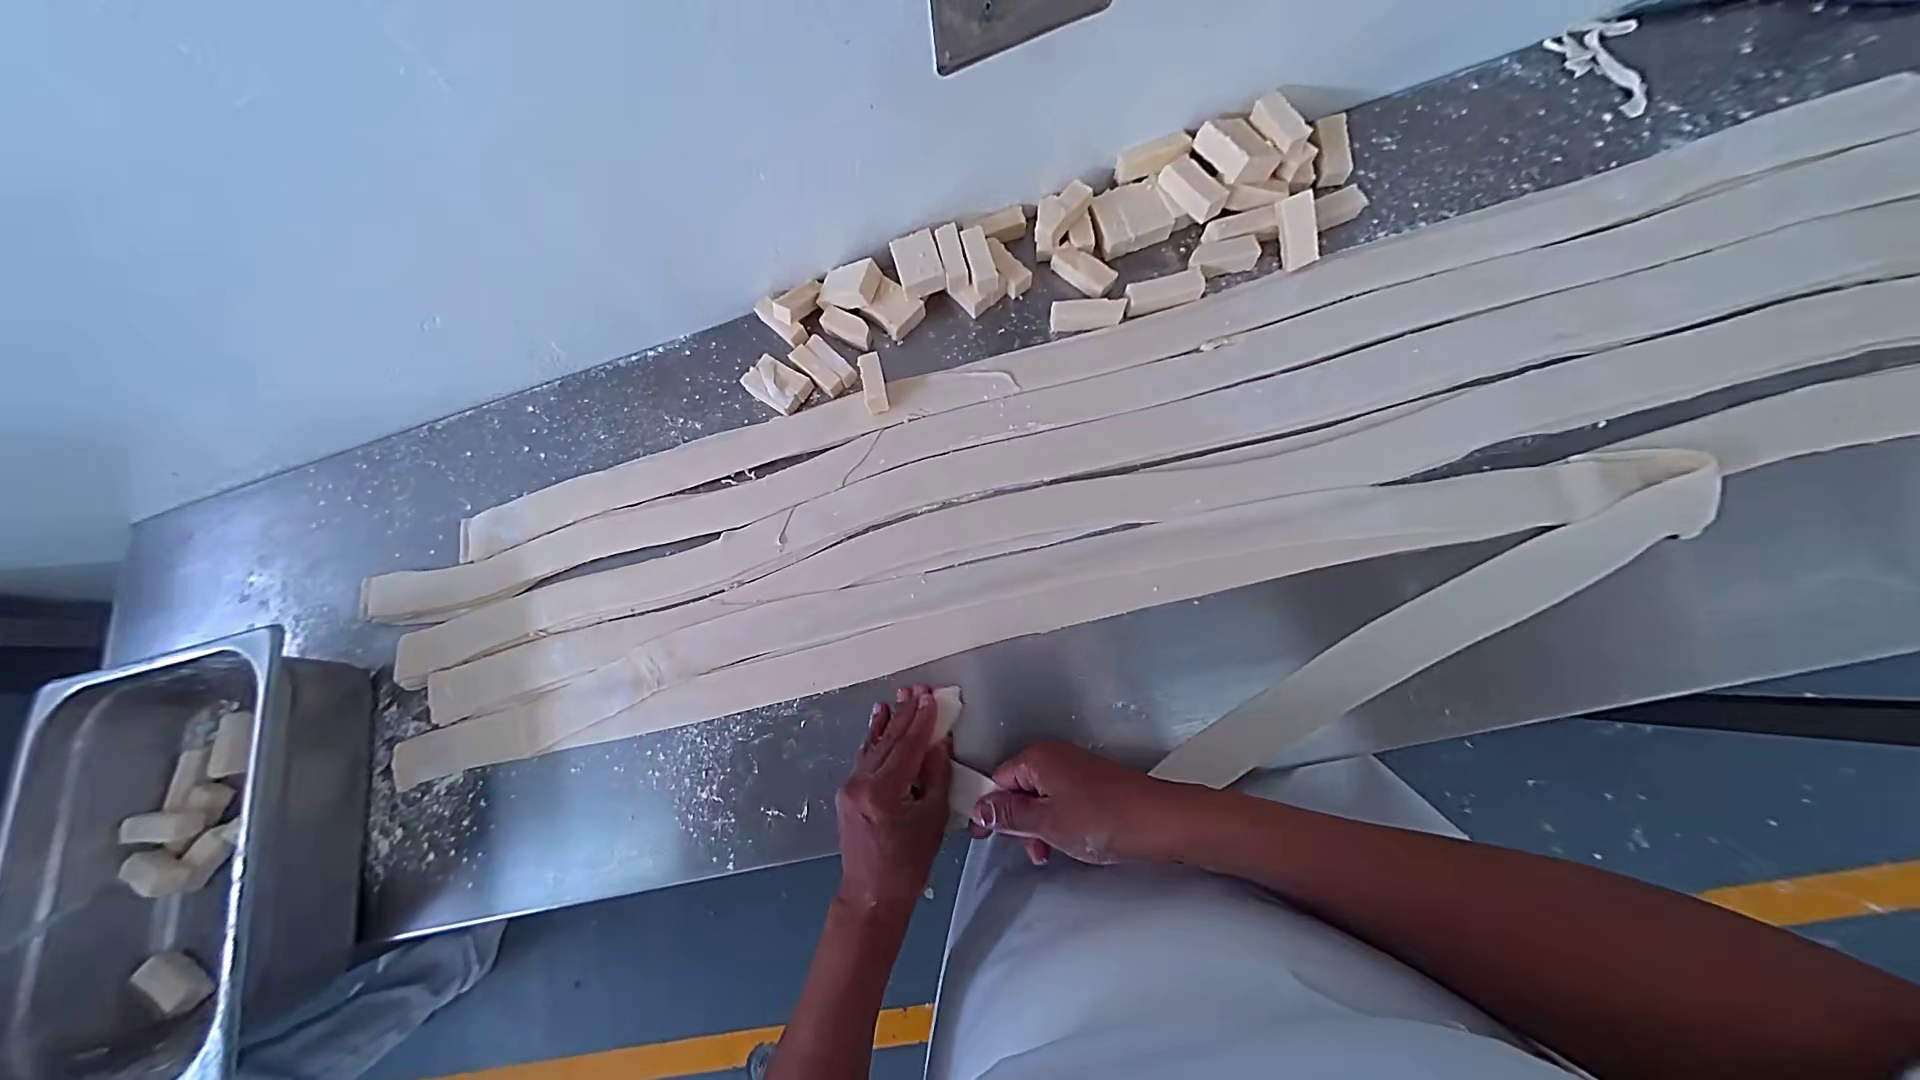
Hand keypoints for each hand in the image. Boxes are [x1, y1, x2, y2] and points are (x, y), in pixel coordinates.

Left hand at [835, 685, 951, 914]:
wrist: (872, 896)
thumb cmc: (908, 865)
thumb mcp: (934, 818)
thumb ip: (936, 775)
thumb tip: (939, 743)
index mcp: (883, 792)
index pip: (907, 746)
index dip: (922, 720)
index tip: (932, 698)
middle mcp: (861, 783)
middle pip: (890, 740)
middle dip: (907, 713)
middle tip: (920, 689)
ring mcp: (850, 786)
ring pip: (875, 745)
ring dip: (891, 720)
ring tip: (902, 696)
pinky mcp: (847, 791)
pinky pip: (866, 757)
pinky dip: (875, 737)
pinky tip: (880, 719)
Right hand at [967, 742, 1199, 865]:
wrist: (1161, 821)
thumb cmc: (1107, 818)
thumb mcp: (1046, 823)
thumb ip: (1010, 816)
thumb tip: (983, 809)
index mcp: (1038, 758)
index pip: (997, 779)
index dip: (990, 809)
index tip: (986, 834)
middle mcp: (1056, 757)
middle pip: (1018, 787)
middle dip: (1017, 820)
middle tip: (1027, 847)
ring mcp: (1076, 769)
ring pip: (1041, 798)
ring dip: (1038, 826)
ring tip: (1050, 851)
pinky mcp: (1093, 784)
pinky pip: (1062, 801)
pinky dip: (1059, 822)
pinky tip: (1069, 842)